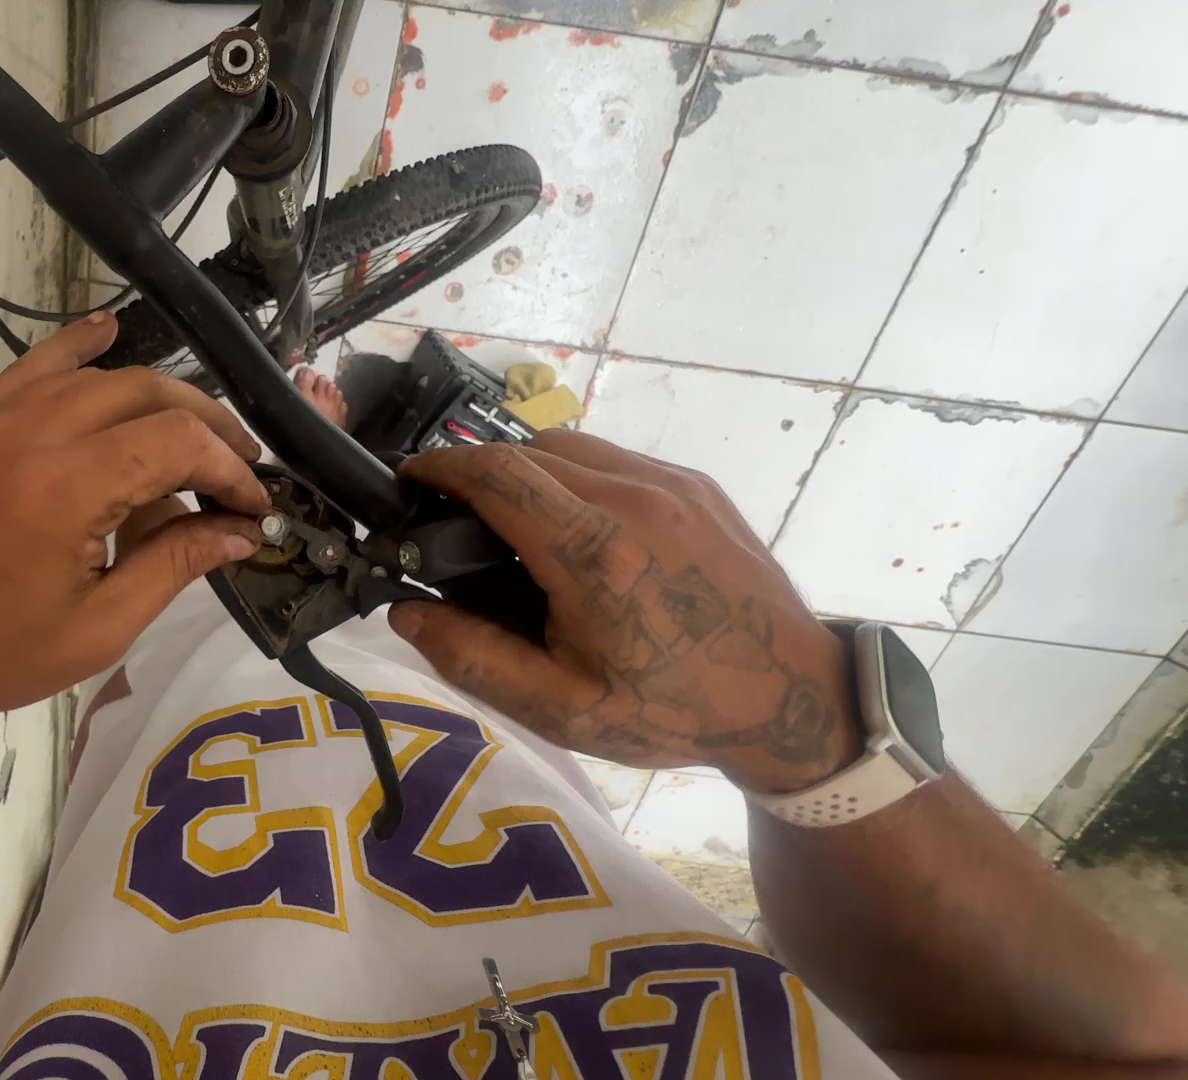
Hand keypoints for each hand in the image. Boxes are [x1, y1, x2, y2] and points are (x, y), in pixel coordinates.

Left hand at [0, 314, 267, 763]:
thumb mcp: (98, 628)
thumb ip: (174, 566)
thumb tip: (238, 533)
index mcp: (65, 487)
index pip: (177, 443)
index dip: (229, 469)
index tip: (253, 507)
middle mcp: (30, 431)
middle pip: (148, 394)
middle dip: (207, 427)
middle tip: (238, 470)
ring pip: (98, 377)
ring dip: (157, 399)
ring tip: (193, 437)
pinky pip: (33, 367)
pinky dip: (78, 349)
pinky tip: (108, 332)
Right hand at [388, 432, 859, 793]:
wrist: (793, 700)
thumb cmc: (668, 710)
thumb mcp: (559, 708)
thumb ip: (472, 658)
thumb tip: (406, 611)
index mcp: (594, 553)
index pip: (497, 474)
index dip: (441, 467)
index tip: (409, 476)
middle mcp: (633, 499)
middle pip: (525, 451)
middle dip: (475, 471)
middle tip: (452, 513)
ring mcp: (671, 484)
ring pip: (567, 445)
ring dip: (522, 469)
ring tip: (511, 519)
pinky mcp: (695, 485)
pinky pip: (610, 457)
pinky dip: (570, 474)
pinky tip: (574, 523)